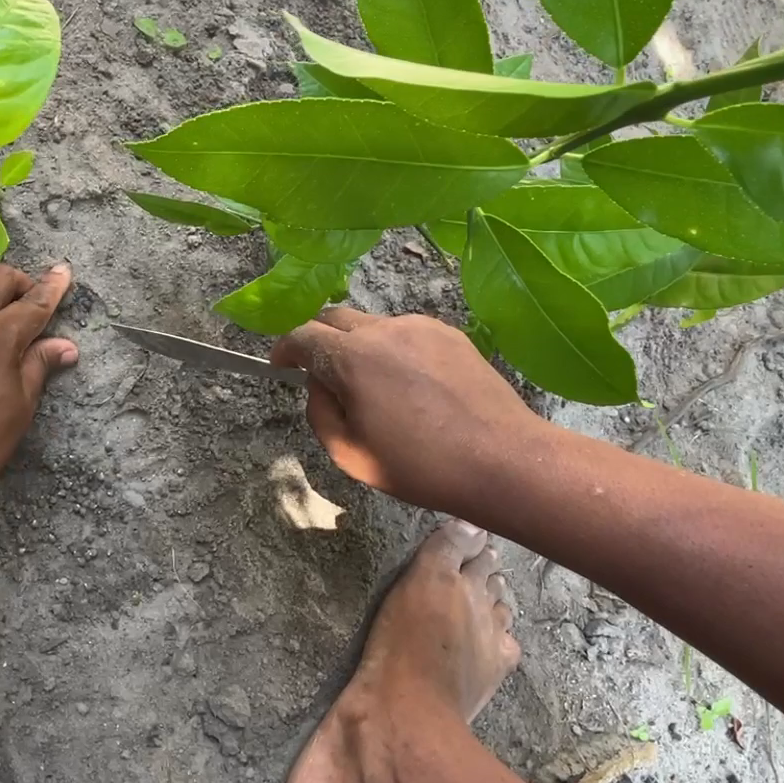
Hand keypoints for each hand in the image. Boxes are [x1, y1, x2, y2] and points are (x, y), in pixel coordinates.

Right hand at [272, 308, 555, 518]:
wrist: (501, 460)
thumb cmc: (419, 465)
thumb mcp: (349, 453)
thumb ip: (320, 411)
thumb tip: (318, 383)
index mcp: (352, 358)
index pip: (302, 335)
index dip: (284, 348)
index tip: (282, 365)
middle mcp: (383, 330)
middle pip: (334, 317)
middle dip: (318, 339)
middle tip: (321, 372)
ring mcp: (420, 327)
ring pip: (372, 325)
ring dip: (358, 346)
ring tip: (373, 386)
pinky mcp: (449, 333)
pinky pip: (406, 333)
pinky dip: (392, 350)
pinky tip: (410, 385)